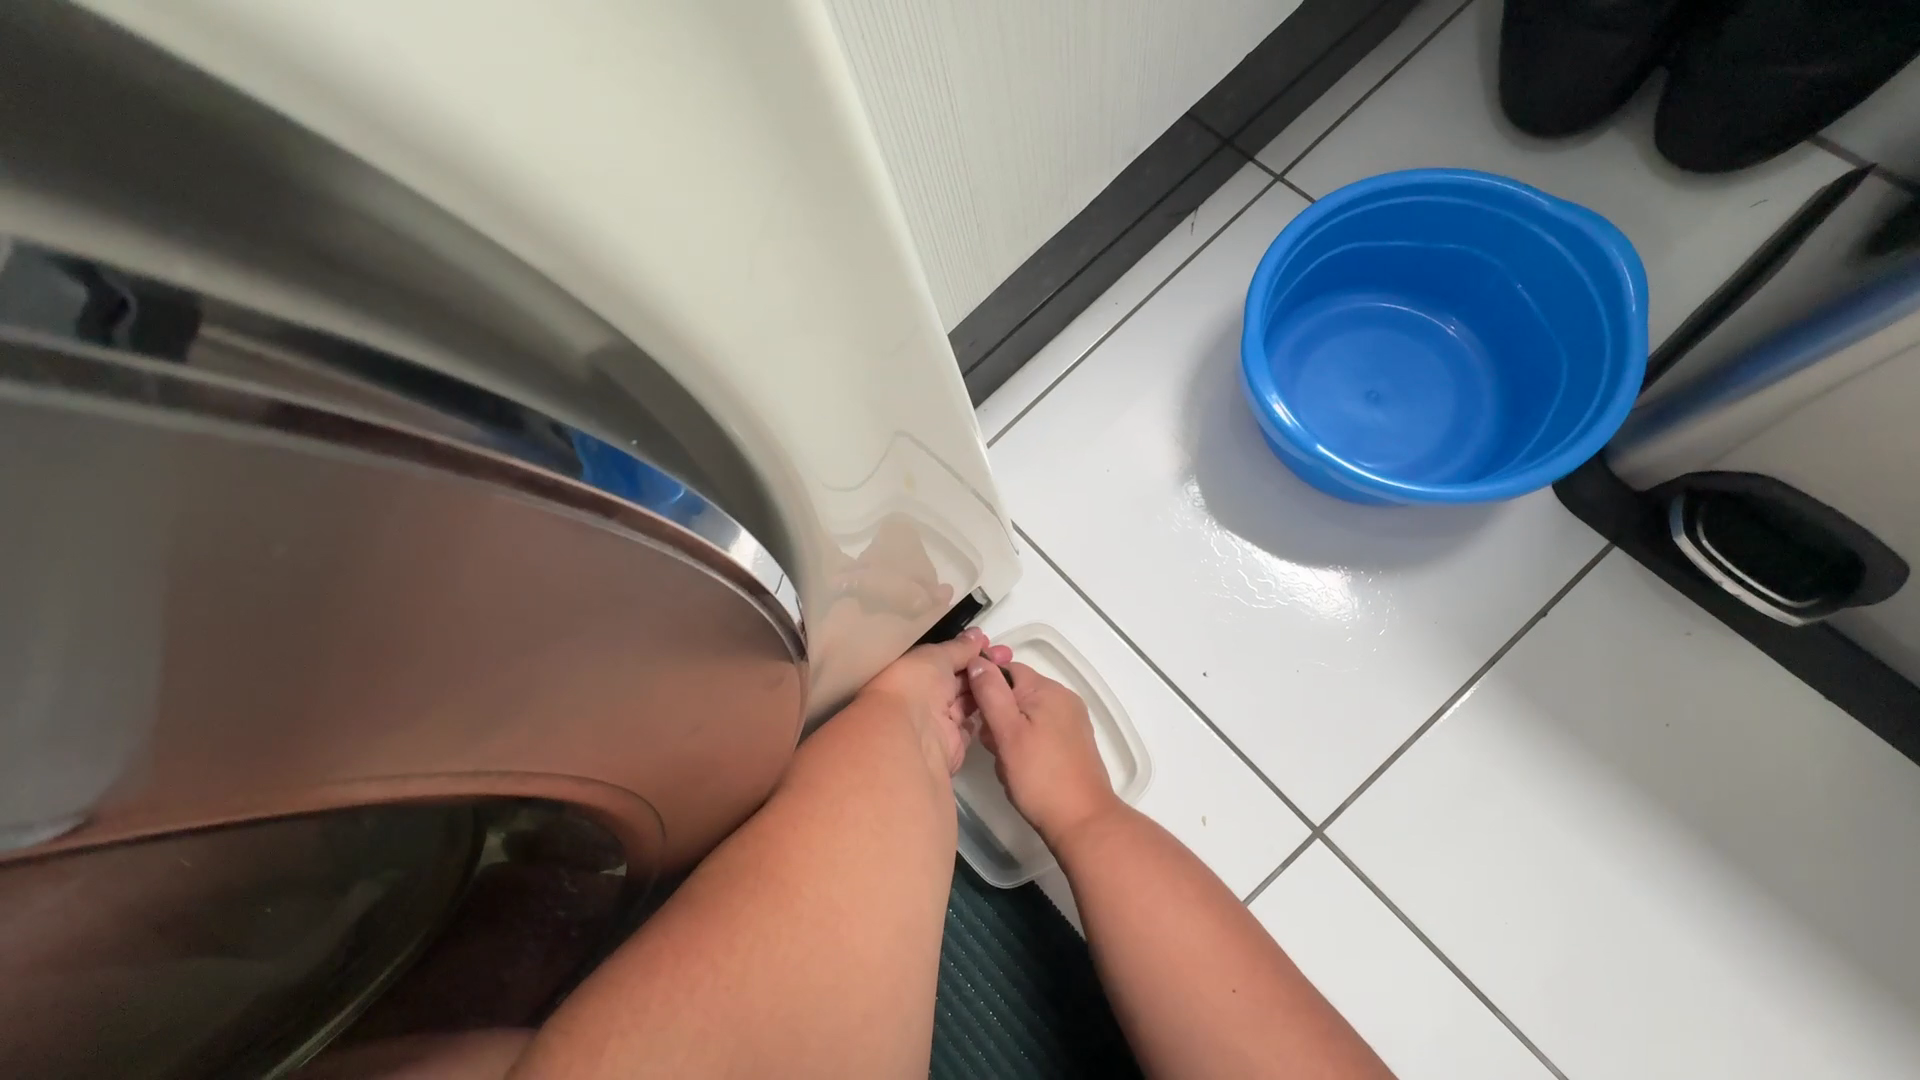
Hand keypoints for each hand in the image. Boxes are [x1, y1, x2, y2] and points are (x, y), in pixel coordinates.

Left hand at [860, 627, 1012, 777]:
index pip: (942, 658)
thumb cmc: (916, 685)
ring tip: (1012, 672)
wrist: (912, 736)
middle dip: (982, 666)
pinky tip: (1005, 697)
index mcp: (912, 672)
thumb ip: (958, 648)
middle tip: (1008, 654)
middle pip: (957, 678)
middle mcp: (923, 695)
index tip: (989, 642)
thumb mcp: (936, 656)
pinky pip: (973, 723)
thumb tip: (976, 635)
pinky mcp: (954, 742)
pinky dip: (987, 712)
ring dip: (987, 687)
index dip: (965, 650)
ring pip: (967, 699)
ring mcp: (939, 720)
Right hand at [966, 657, 1121, 846]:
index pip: (1006, 670)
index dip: (985, 688)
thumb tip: (977, 658)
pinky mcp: (1074, 742)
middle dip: (997, 718)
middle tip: (994, 747)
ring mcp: (1071, 721)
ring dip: (1009, 736)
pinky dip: (1025, 746)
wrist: (1082, 821)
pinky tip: (1022, 769)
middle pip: (1015, 694)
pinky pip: (1039, 732)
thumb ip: (990, 693)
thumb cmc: (1039, 776)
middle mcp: (1063, 698)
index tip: (975, 716)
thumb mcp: (1007, 732)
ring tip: (1008, 764)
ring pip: (1025, 716)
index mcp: (1047, 689)